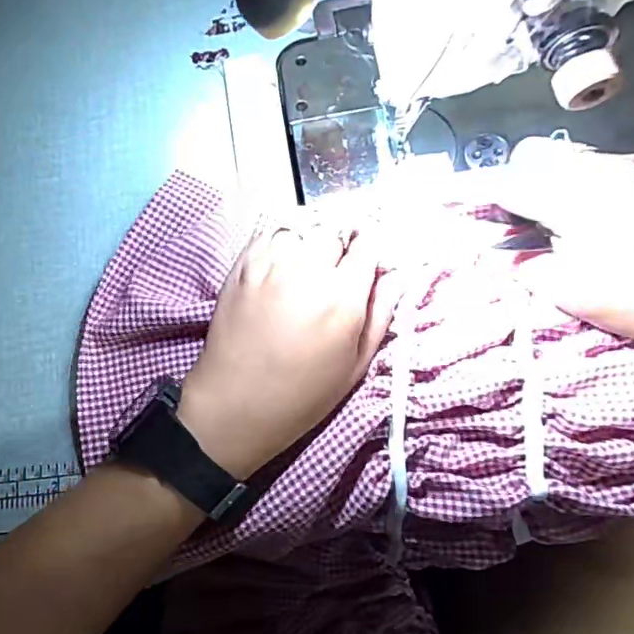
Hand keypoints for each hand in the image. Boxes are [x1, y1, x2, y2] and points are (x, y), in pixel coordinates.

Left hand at [178, 221, 398, 478]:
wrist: (236, 405)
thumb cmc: (304, 394)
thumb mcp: (356, 364)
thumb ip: (381, 313)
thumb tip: (398, 275)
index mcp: (343, 299)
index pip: (368, 243)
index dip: (372, 250)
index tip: (369, 263)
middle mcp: (307, 272)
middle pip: (335, 231)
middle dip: (342, 245)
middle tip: (338, 270)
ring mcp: (270, 265)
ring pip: (303, 227)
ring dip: (312, 241)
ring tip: (310, 266)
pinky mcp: (242, 266)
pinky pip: (270, 234)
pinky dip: (284, 242)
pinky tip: (285, 265)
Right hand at [483, 138, 633, 365]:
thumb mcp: (567, 290)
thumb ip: (521, 262)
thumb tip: (493, 250)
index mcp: (580, 193)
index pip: (510, 185)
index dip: (472, 191)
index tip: (445, 196)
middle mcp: (608, 162)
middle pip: (540, 161)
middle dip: (514, 185)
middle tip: (505, 220)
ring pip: (575, 161)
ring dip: (552, 185)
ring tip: (555, 223)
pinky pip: (609, 166)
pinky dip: (589, 186)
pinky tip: (599, 217)